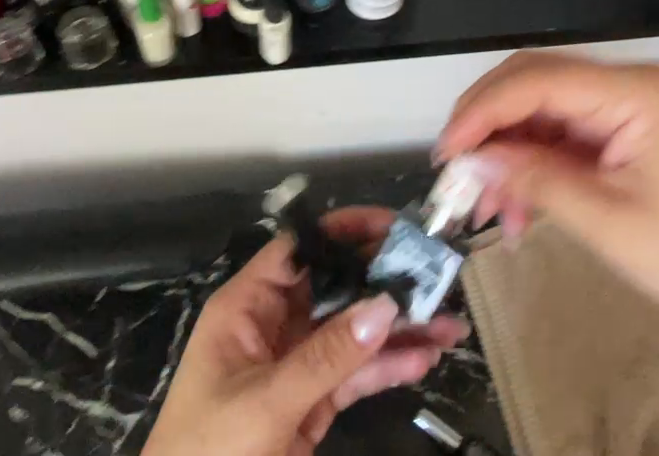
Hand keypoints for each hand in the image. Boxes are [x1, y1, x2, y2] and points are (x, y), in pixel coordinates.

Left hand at [141, 207, 469, 455]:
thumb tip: (385, 306)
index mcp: (247, 306)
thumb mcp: (265, 400)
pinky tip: (424, 360)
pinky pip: (356, 375)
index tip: (393, 226)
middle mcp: (274, 325)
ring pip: (353, 333)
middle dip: (384, 282)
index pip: (299, 251)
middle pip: (336, 289)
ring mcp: (296, 365)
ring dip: (399, 329)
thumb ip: (326, 356)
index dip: (343, 232)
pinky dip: (389, 369)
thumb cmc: (208, 449)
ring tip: (449, 325)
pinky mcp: (313, 403)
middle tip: (437, 275)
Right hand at [437, 51, 658, 323]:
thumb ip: (537, 180)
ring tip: (486, 208)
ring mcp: (628, 107)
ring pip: (542, 110)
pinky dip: (534, 166)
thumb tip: (470, 161)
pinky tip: (518, 208)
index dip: (482, 111)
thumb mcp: (611, 223)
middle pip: (535, 83)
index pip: (537, 80)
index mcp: (636, 92)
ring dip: (508, 152)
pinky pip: (563, 135)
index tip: (445, 153)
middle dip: (488, 126)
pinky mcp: (625, 132)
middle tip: (454, 172)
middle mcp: (629, 84)